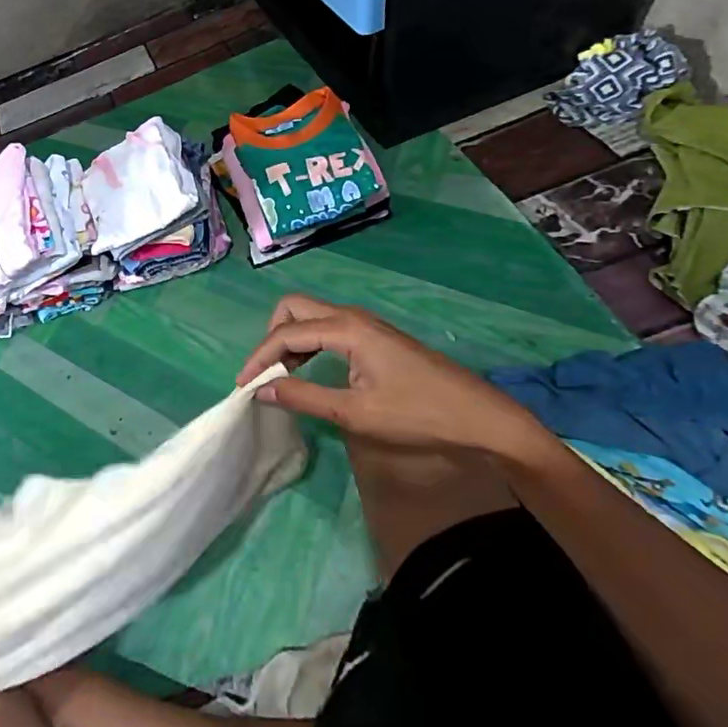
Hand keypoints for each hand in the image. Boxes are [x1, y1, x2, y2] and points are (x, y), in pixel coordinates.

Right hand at [237, 295, 552, 459]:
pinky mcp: (375, 336)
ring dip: (290, 339)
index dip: (259, 358)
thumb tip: (262, 391)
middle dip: (272, 337)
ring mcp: (366, 324)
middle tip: (267, 373)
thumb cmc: (419, 415)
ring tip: (283, 375)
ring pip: (311, 316)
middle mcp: (352, 317)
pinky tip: (310, 370)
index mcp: (346, 330)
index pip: (286, 334)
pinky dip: (308, 343)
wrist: (483, 418)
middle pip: (294, 308)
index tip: (244, 386)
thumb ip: (303, 397)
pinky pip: (327, 327)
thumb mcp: (355, 413)